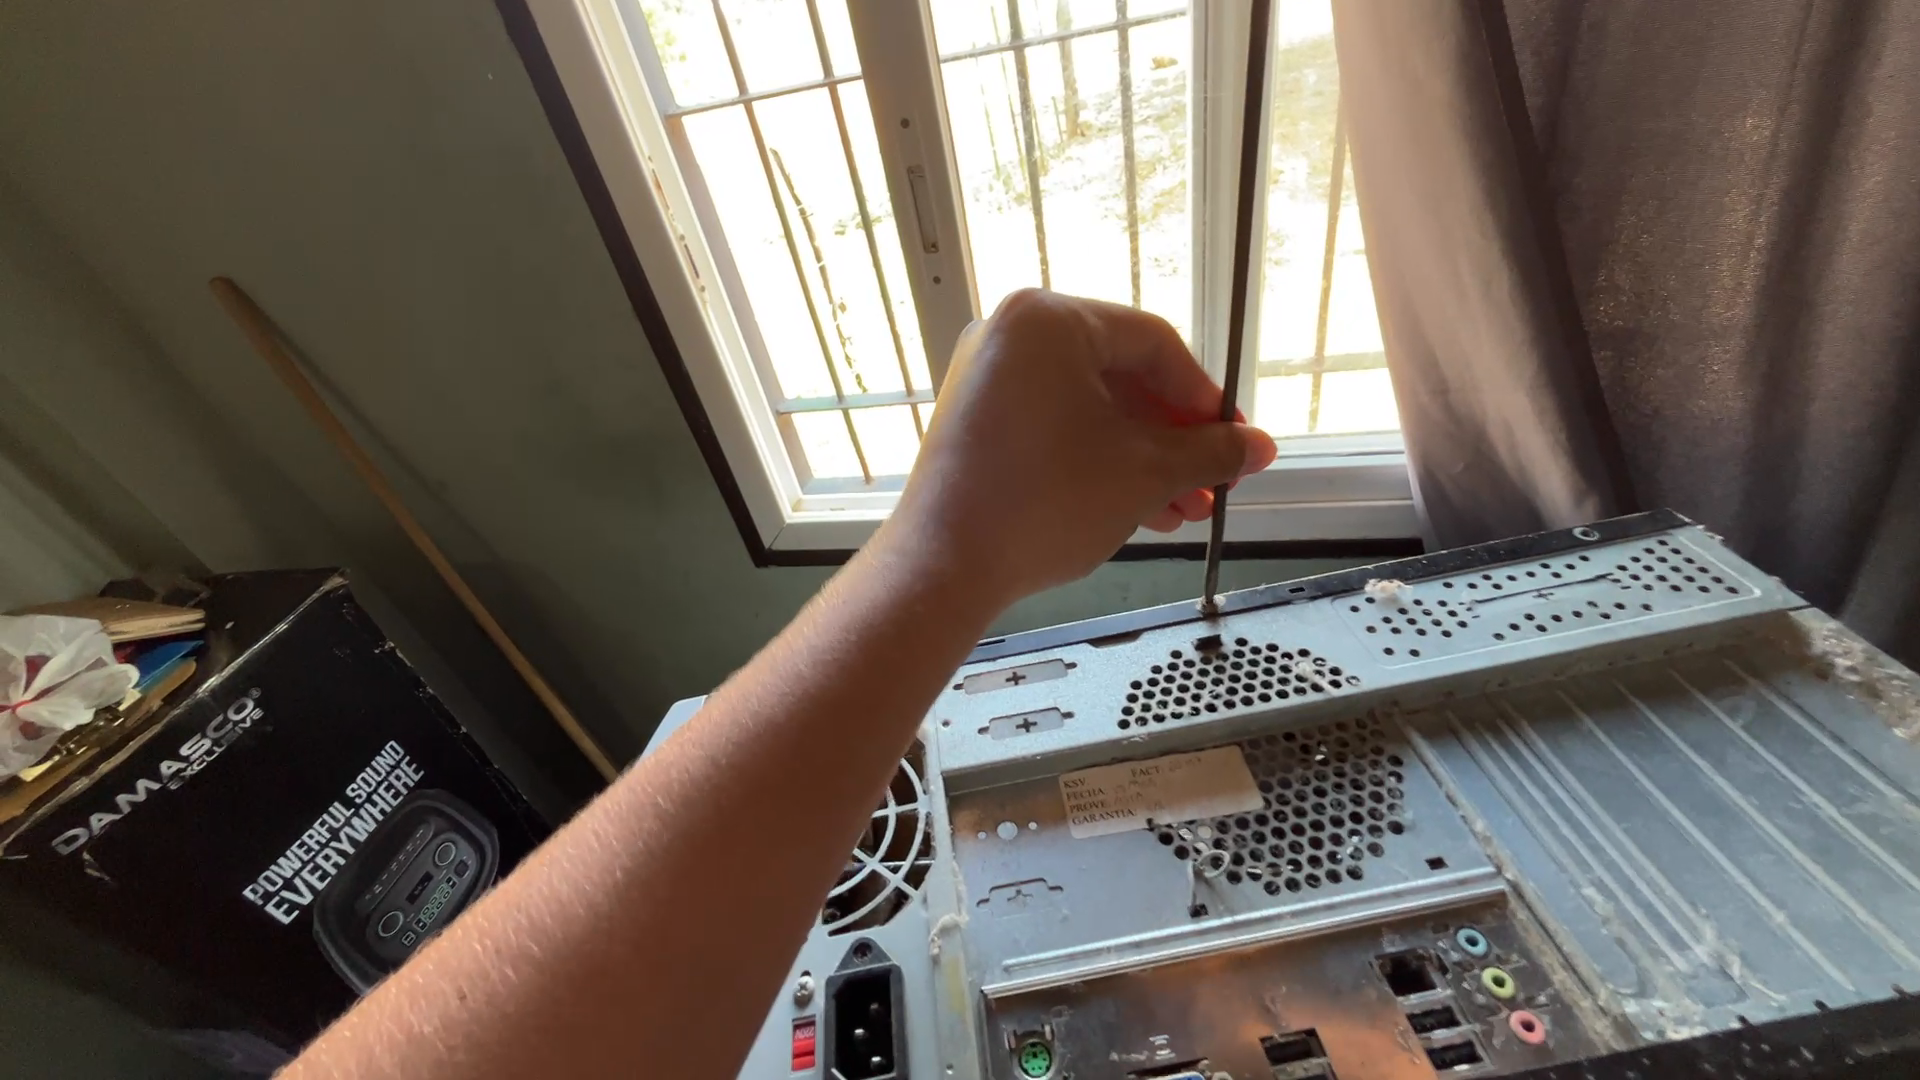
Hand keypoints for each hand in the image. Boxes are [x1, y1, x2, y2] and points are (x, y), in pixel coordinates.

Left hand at [884, 289, 1276, 605]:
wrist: (943, 568)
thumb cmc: (1047, 503)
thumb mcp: (1142, 473)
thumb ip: (1209, 452)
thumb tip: (1260, 447)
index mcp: (1048, 320)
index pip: (1152, 343)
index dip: (1204, 397)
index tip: (1235, 441)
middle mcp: (1010, 335)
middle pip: (1119, 380)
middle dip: (1172, 442)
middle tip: (1210, 486)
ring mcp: (985, 379)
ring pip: (1086, 411)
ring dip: (1139, 461)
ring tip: (1180, 511)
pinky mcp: (973, 422)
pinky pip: (1051, 428)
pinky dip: (1094, 461)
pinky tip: (1136, 508)